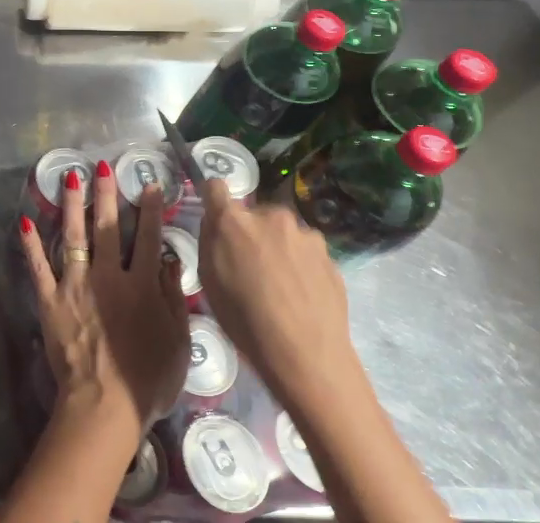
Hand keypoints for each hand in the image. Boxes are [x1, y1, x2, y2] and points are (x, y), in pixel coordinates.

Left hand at [17, 161, 187, 437]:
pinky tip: (25, 222)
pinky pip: (39, 268)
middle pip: (107, 227)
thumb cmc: (148, 379)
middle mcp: (108, 276)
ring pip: (73, 236)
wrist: (105, 404)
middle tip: (101, 165)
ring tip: (68, 177)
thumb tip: (171, 260)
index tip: (147, 183)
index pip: (148, 238)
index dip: (149, 209)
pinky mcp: (50, 300)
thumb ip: (175, 298)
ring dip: (71, 205)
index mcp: (142, 286)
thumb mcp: (179, 342)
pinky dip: (31, 245)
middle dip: (105, 193)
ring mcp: (75, 285)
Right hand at [195, 178, 361, 410]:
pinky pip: (306, 251)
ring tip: (281, 285)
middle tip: (252, 265)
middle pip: (255, 213)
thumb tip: (216, 222)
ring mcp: (305, 234)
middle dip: (252, 230)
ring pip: (284, 232)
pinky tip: (301, 294)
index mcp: (233, 220)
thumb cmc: (244, 318)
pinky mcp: (330, 255)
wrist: (305, 353)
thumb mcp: (209, 280)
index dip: (214, 199)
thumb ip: (211, 240)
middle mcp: (271, 216)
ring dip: (279, 246)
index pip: (216, 187)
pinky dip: (300, 264)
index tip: (216, 217)